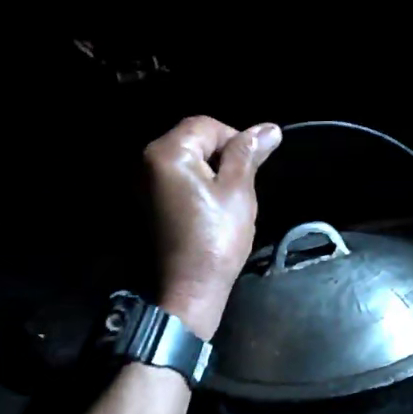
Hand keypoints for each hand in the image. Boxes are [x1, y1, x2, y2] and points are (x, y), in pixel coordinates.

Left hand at [143, 116, 281, 338]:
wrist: (191, 288)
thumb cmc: (217, 238)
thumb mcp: (238, 191)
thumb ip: (248, 154)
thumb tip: (269, 129)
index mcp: (167, 152)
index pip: (206, 125)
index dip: (236, 139)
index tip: (253, 168)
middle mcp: (147, 162)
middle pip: (192, 141)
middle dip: (221, 158)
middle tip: (243, 188)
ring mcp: (143, 185)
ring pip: (186, 163)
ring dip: (211, 175)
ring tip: (229, 203)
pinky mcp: (147, 206)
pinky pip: (175, 183)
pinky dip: (196, 189)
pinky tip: (211, 213)